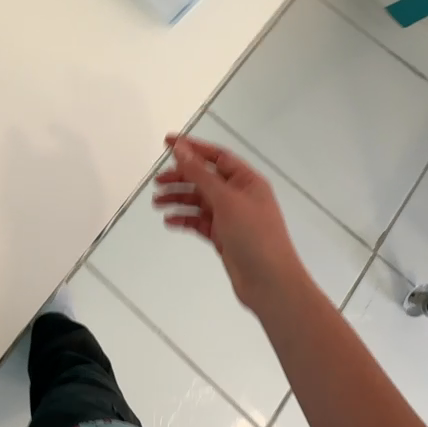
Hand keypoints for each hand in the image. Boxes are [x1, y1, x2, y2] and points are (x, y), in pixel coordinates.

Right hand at [153, 135, 304, 307]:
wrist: (270, 284)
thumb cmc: (254, 235)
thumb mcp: (225, 200)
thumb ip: (200, 173)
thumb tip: (181, 148)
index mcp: (246, 181)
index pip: (216, 156)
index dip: (192, 148)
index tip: (167, 143)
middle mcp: (239, 195)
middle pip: (204, 178)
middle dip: (181, 178)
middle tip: (157, 182)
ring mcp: (231, 217)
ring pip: (199, 200)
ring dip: (178, 199)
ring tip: (157, 203)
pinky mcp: (223, 236)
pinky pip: (199, 221)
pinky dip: (184, 219)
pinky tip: (170, 221)